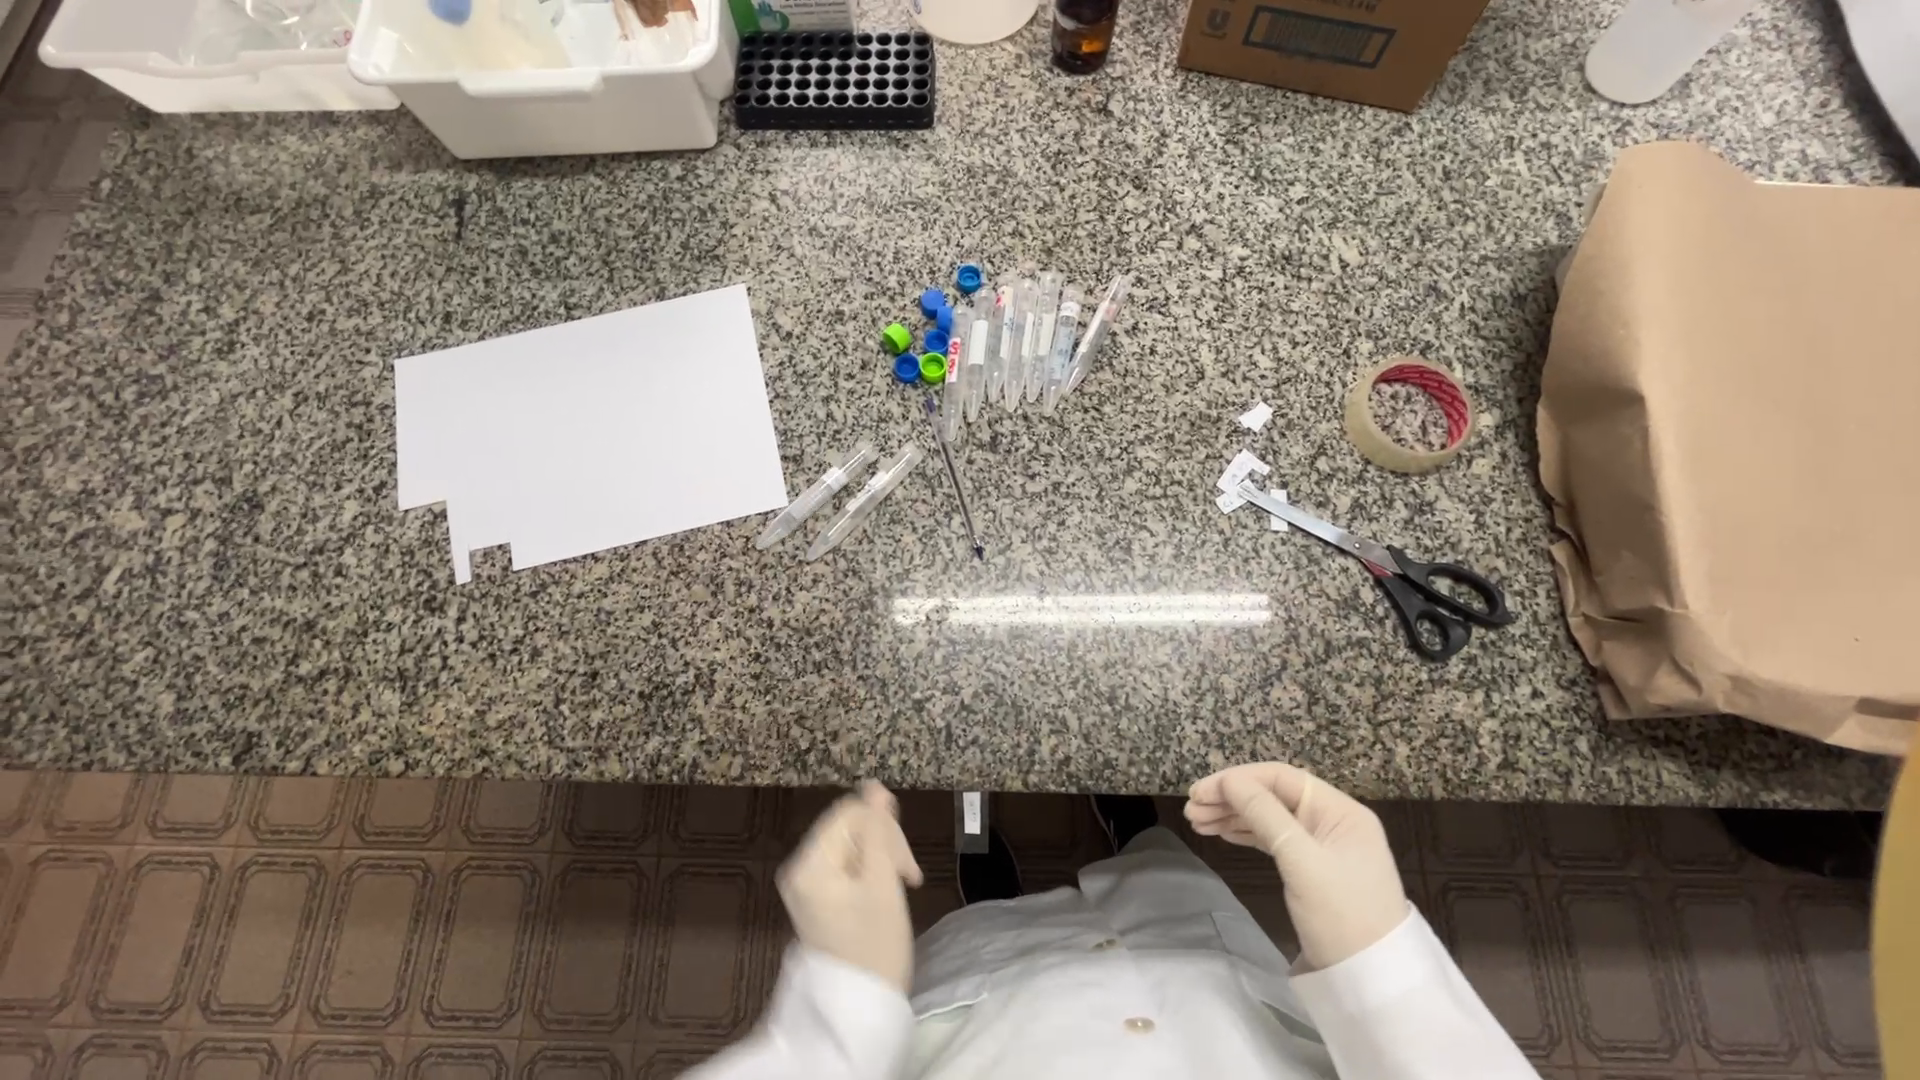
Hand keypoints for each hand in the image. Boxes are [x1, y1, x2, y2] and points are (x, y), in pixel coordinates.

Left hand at [777, 781, 924, 991]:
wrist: (859, 1010)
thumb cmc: (875, 946)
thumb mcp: (883, 883)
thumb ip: (879, 831)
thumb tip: (875, 786)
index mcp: (809, 862)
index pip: (850, 813)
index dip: (883, 826)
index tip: (906, 863)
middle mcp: (799, 867)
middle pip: (850, 827)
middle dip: (884, 844)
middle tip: (909, 878)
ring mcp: (806, 884)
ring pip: (853, 845)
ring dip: (882, 859)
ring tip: (901, 887)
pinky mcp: (817, 897)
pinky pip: (847, 865)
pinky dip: (870, 874)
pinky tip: (885, 894)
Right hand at [1185, 762, 1407, 971]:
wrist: (1374, 980)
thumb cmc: (1342, 915)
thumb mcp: (1301, 861)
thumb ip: (1265, 815)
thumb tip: (1229, 781)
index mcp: (1339, 810)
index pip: (1280, 777)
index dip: (1237, 779)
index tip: (1199, 792)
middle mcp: (1332, 820)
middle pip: (1273, 794)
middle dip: (1231, 798)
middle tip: (1192, 810)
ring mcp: (1324, 844)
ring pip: (1270, 816)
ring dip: (1233, 815)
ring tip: (1197, 822)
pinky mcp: (1314, 867)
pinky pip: (1274, 838)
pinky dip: (1247, 833)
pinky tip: (1222, 833)